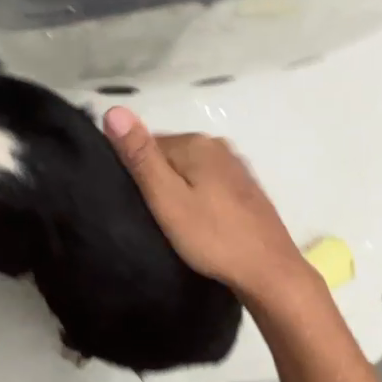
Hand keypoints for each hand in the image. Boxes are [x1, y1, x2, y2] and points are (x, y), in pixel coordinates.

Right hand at [103, 106, 307, 303]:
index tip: (133, 203)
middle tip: (150, 217)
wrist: (269, 271)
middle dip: (156, 181)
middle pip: (169, 156)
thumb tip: (113, 111)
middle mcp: (218, 145)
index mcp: (196, 143)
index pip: (147, 144)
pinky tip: (196, 224)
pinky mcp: (245, 189)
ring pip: (189, 172)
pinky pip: (208, 184)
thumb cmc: (212, 237)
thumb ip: (140, 156)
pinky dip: (197, 199)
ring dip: (177, 191)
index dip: (134, 173)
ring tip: (171, 224)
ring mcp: (236, 167)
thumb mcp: (167, 199)